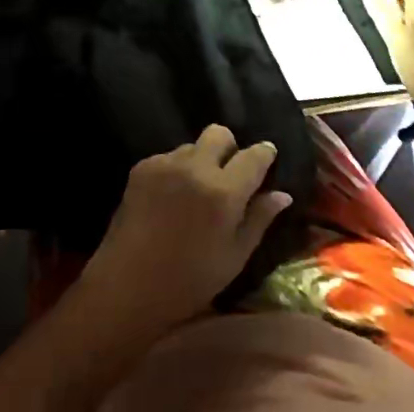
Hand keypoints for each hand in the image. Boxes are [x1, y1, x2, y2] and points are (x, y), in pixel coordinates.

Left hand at [77, 125, 293, 334]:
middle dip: (230, 146)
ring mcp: (164, 163)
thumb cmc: (191, 278)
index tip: (268, 154)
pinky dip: (177, 170)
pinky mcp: (141, 166)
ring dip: (201, 160)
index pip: (252, 157)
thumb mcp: (235, 255)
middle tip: (231, 172)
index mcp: (223, 191)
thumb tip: (282, 194)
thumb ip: (258, 219)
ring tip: (198, 191)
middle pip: (217, 133)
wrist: (131, 279)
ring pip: (191, 145)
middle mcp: (194, 167)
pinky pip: (168, 157)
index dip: (264, 153)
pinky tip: (173, 197)